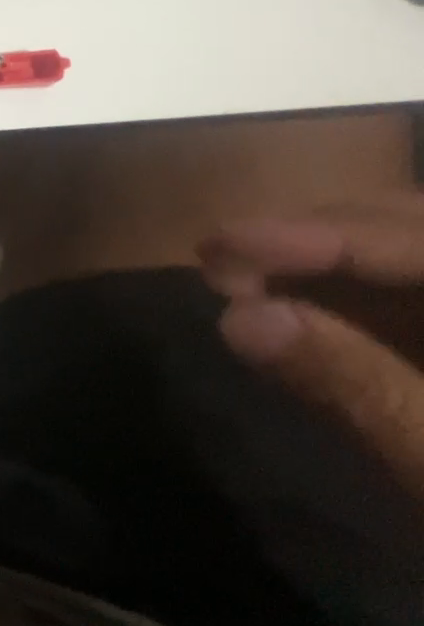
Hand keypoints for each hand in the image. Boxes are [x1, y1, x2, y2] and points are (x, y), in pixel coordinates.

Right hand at [199, 195, 423, 498]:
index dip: (329, 234)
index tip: (222, 245)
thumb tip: (239, 315)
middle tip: (220, 261)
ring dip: (328, 258)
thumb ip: (360, 391)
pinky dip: (352, 289)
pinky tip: (295, 300)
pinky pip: (418, 294)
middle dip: (322, 235)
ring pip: (420, 254)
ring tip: (244, 275)